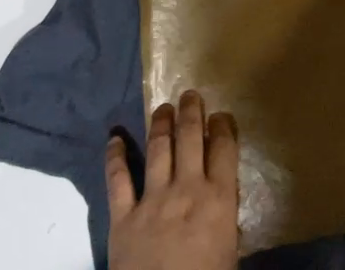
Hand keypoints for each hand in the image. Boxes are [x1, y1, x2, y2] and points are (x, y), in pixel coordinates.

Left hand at [106, 91, 240, 269]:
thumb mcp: (230, 251)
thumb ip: (225, 218)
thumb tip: (224, 199)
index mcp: (218, 198)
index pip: (224, 148)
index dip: (223, 125)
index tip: (221, 115)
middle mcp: (187, 188)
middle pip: (191, 137)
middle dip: (192, 111)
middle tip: (190, 94)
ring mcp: (152, 199)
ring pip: (158, 149)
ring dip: (161, 123)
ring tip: (163, 107)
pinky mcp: (123, 216)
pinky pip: (117, 179)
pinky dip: (115, 156)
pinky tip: (114, 138)